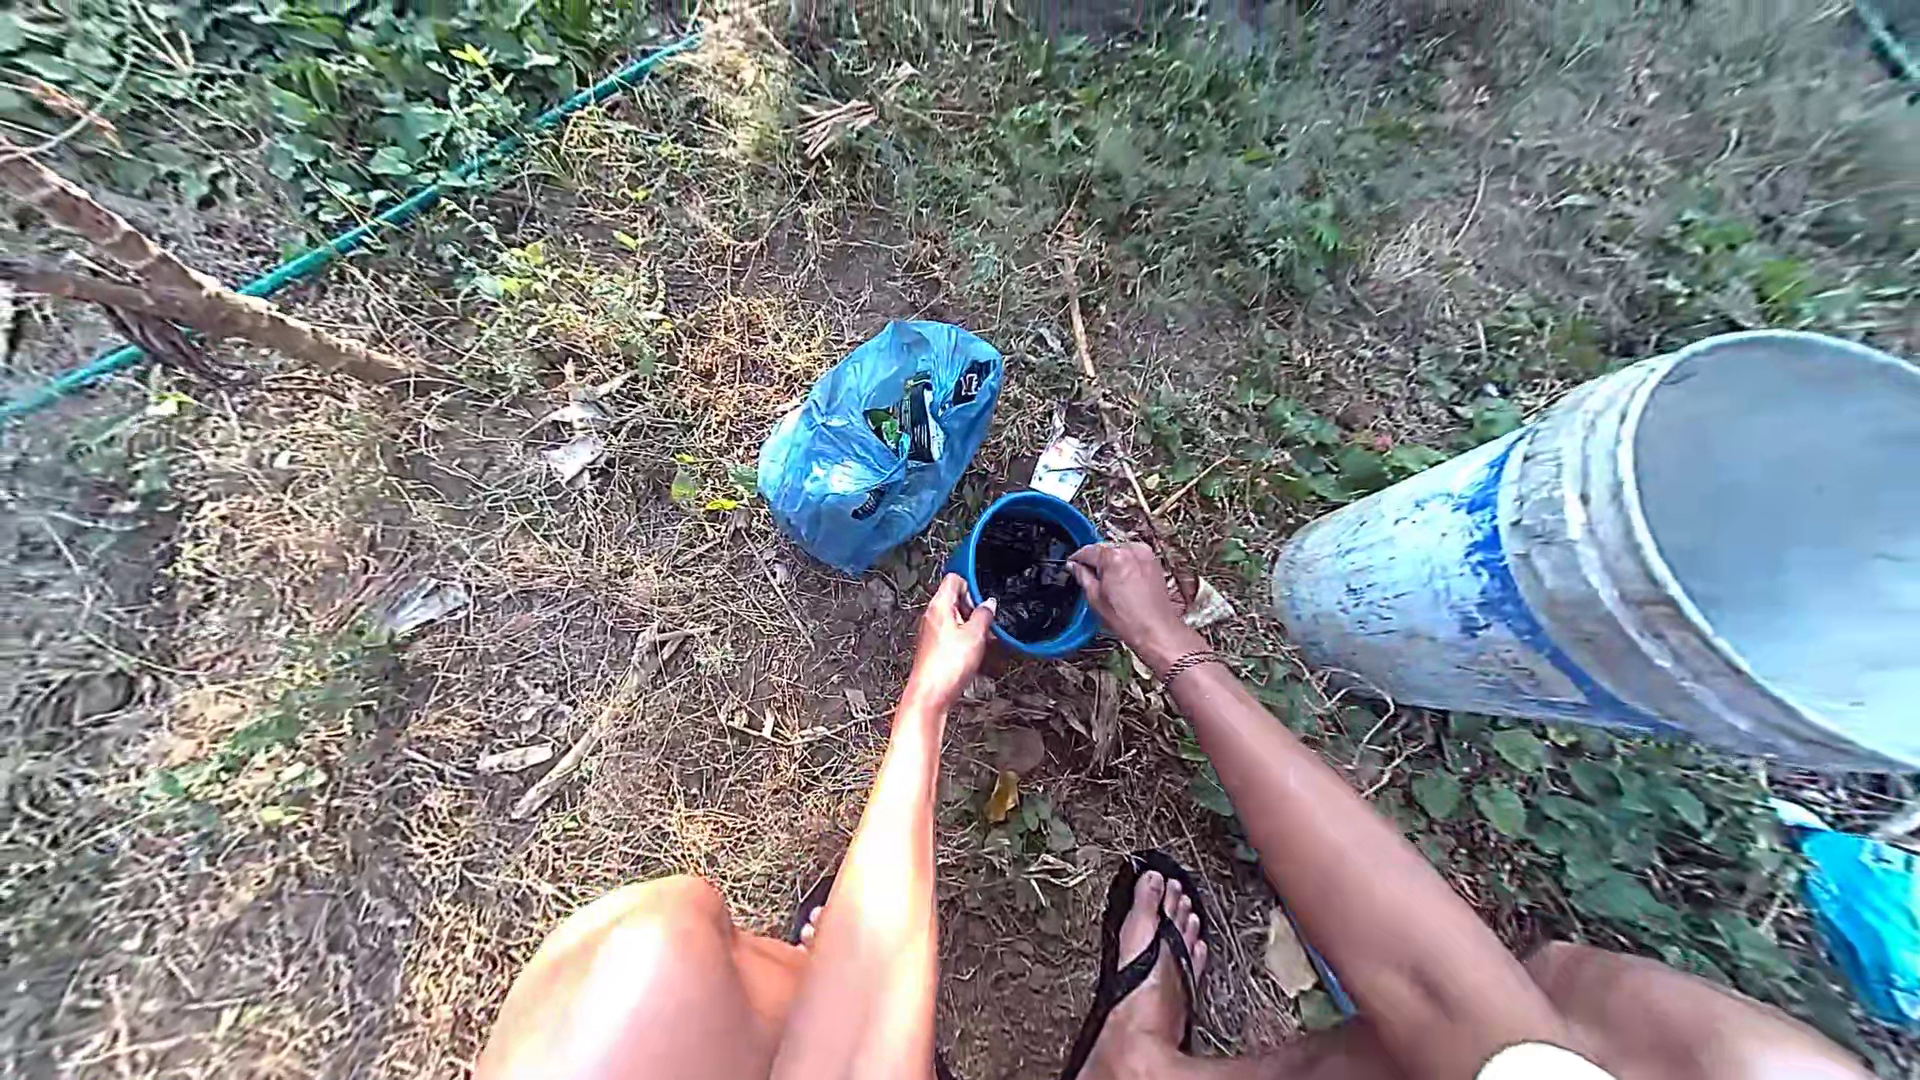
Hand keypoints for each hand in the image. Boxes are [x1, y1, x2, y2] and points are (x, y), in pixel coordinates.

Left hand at [902, 574, 996, 713]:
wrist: (930, 695)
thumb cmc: (947, 666)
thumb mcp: (975, 635)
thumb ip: (984, 615)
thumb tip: (989, 604)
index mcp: (939, 606)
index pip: (954, 579)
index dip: (972, 586)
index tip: (985, 600)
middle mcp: (932, 616)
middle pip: (956, 599)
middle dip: (975, 609)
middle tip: (987, 623)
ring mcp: (932, 632)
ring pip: (956, 619)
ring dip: (973, 626)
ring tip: (985, 640)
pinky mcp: (934, 647)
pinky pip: (953, 635)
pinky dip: (966, 639)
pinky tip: (975, 653)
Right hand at [1068, 542, 1208, 675]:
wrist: (1156, 630)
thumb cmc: (1129, 619)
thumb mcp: (1095, 598)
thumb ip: (1083, 576)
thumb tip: (1075, 567)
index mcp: (1114, 557)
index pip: (1088, 550)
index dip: (1077, 558)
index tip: (1073, 564)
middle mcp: (1131, 551)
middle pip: (1104, 549)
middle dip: (1095, 560)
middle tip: (1087, 576)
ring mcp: (1145, 556)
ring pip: (1119, 552)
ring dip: (1111, 562)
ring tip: (1107, 583)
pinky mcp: (1154, 563)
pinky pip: (1133, 557)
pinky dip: (1125, 565)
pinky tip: (1121, 582)